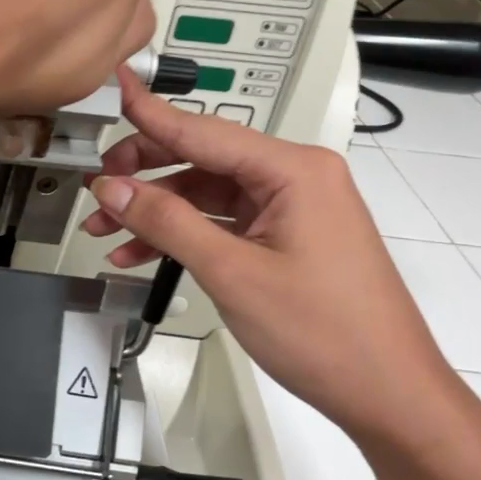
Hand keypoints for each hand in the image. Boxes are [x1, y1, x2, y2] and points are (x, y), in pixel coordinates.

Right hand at [82, 69, 476, 452]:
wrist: (384, 391)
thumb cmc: (323, 332)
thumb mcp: (231, 271)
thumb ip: (167, 223)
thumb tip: (113, 188)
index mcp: (294, 171)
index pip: (204, 131)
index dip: (151, 114)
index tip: (115, 87)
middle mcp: (296, 179)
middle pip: (202, 159)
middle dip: (144, 174)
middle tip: (96, 186)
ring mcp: (292, 210)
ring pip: (205, 195)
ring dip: (154, 212)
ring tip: (105, 230)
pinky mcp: (286, 238)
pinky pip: (220, 223)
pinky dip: (181, 236)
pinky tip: (140, 254)